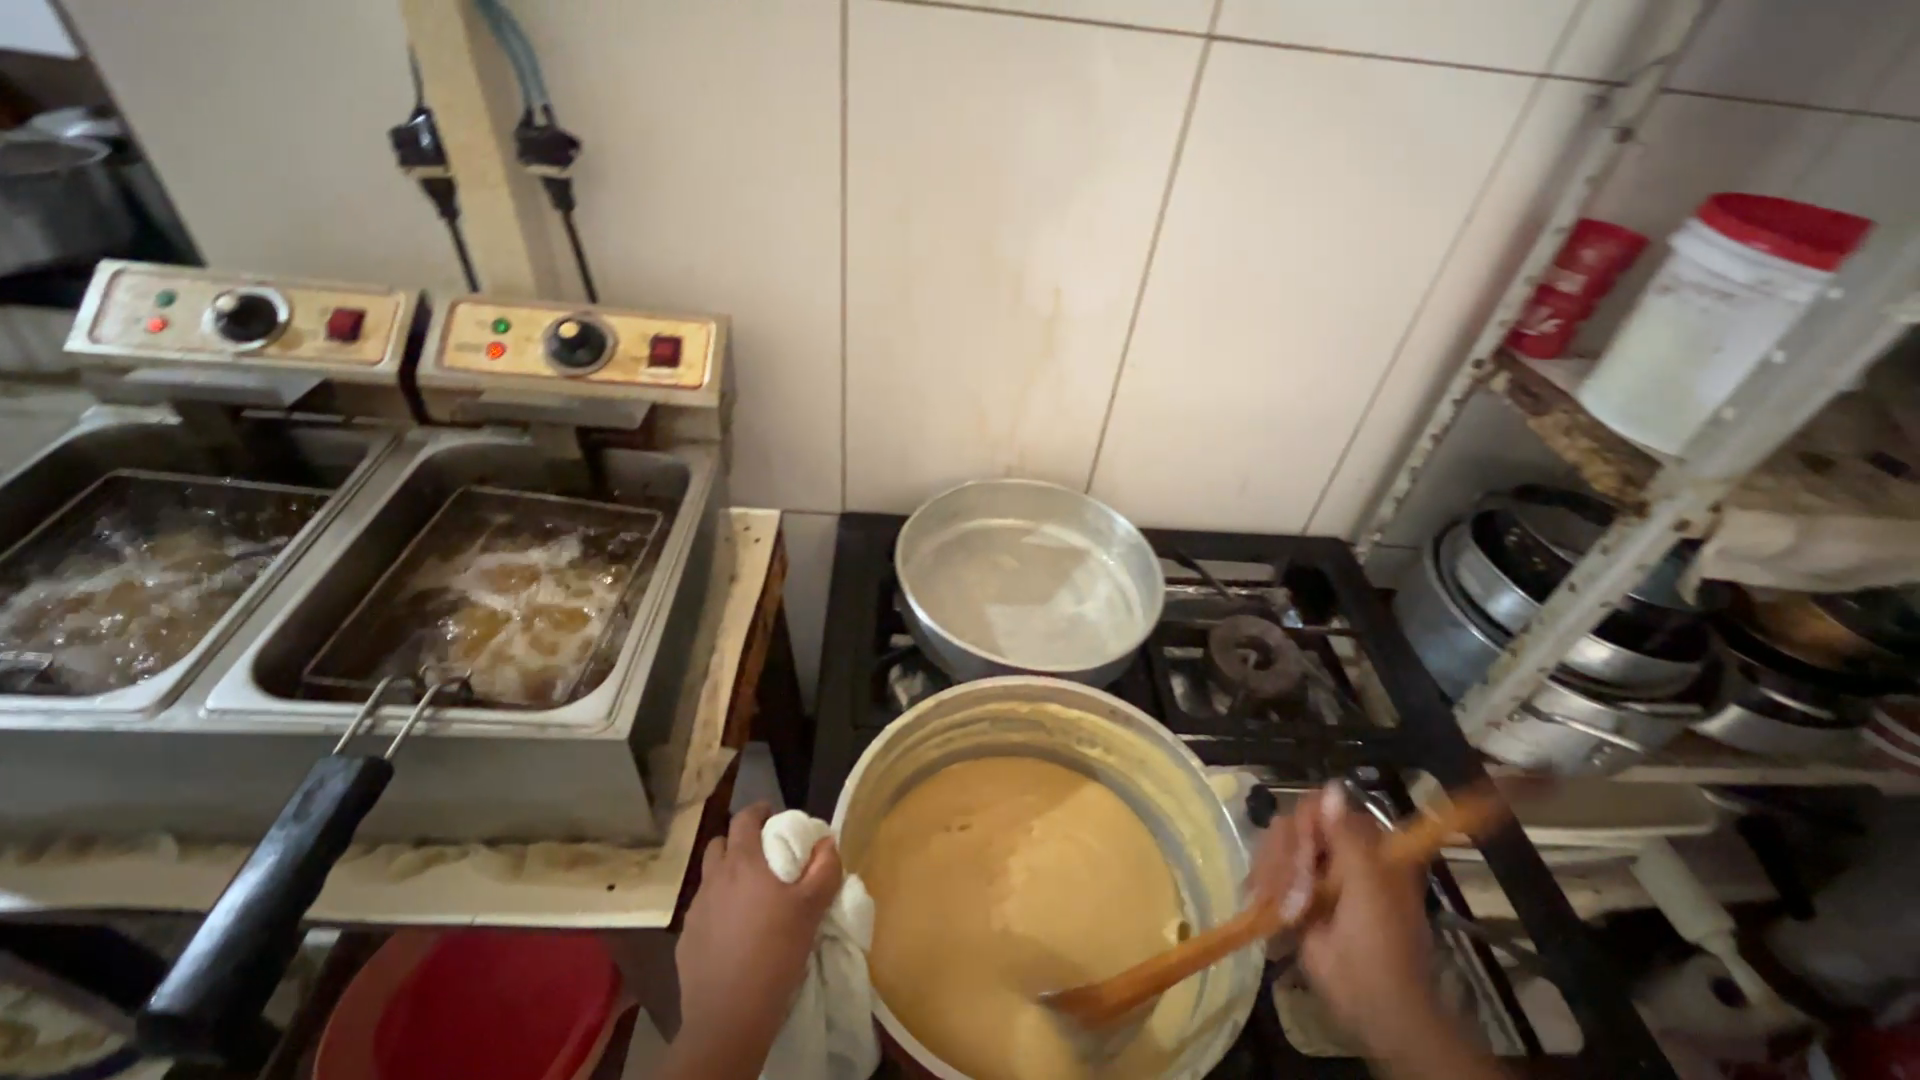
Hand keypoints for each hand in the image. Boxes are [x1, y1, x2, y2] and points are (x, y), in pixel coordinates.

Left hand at [673, 803, 841, 1066]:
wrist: (729, 1016)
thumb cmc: (775, 953)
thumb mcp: (812, 908)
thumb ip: (824, 868)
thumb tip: (826, 841)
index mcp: (743, 863)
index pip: (744, 819)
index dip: (759, 811)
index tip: (775, 816)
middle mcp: (714, 879)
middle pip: (720, 844)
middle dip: (740, 842)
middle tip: (764, 856)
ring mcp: (695, 910)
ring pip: (709, 878)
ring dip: (727, 876)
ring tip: (750, 896)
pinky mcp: (686, 940)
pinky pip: (703, 912)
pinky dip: (718, 910)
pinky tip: (735, 933)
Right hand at [1251, 783, 1439, 1055]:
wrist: (1369, 999)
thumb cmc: (1380, 941)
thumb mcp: (1369, 884)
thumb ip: (1346, 835)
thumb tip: (1332, 786)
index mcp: (1363, 846)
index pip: (1323, 808)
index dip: (1308, 822)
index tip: (1304, 848)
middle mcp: (1335, 853)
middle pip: (1292, 826)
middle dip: (1289, 857)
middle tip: (1299, 890)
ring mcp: (1311, 875)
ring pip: (1274, 848)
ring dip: (1275, 876)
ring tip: (1287, 909)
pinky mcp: (1289, 896)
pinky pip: (1264, 872)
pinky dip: (1262, 886)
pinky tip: (1267, 905)